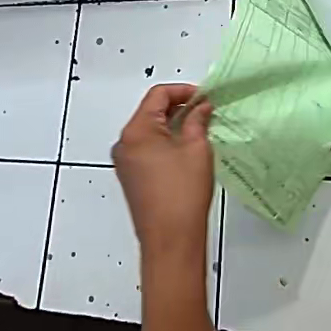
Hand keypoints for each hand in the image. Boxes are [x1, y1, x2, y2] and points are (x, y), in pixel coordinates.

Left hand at [113, 84, 214, 285]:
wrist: (170, 239)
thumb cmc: (183, 194)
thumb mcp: (196, 149)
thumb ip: (197, 120)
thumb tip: (201, 107)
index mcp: (136, 130)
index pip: (157, 95)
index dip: (183, 91)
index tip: (204, 97)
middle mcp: (124, 142)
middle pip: (150, 111)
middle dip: (178, 108)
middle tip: (205, 112)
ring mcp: (124, 161)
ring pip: (148, 131)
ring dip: (172, 126)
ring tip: (199, 130)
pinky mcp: (130, 176)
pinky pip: (146, 149)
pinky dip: (164, 143)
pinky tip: (186, 150)